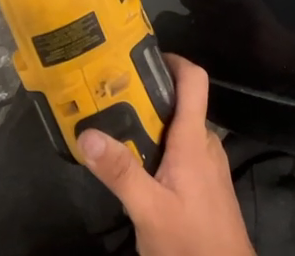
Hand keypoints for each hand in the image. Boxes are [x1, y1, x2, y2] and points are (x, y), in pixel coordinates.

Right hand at [78, 55, 256, 255]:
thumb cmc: (192, 242)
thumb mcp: (149, 210)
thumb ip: (120, 172)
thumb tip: (87, 133)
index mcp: (194, 139)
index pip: (194, 80)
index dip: (172, 60)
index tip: (139, 57)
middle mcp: (204, 144)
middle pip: (180, 103)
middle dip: (147, 96)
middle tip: (109, 96)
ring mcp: (207, 165)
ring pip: (179, 130)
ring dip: (151, 125)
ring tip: (115, 128)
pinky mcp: (205, 185)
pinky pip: (182, 152)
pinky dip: (159, 148)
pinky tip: (135, 165)